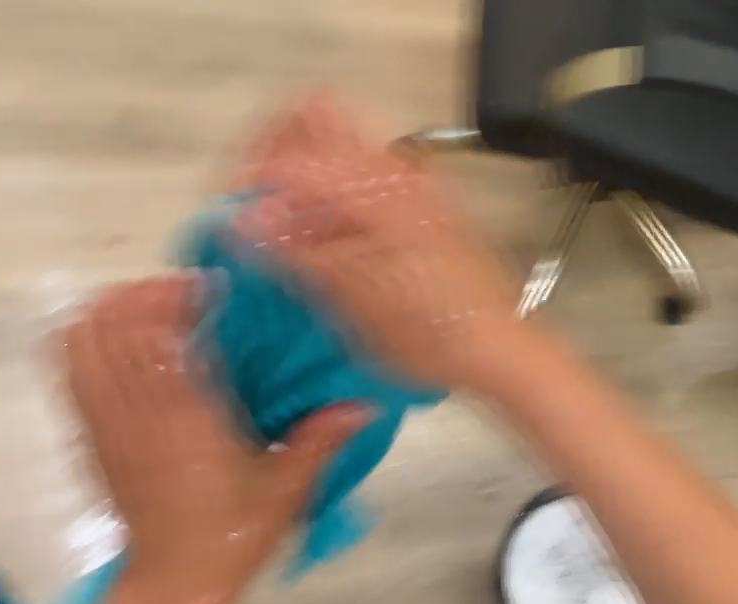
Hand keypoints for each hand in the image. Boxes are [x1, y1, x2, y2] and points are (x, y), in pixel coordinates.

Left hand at [62, 276, 371, 603]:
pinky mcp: (89, 438)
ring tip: (151, 314)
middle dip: (141, 295)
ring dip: (109, 313)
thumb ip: (321, 440)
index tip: (213, 291)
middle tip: (184, 298)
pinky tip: (124, 344)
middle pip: (109, 324)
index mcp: (186, 420)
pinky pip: (68, 372)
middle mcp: (136, 413)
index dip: (176, 298)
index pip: (159, 334)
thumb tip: (365, 404)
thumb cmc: (236, 534)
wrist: (177, 580)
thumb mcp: (288, 488)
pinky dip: (87, 342)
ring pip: (78, 341)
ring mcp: (104, 425)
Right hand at [229, 93, 539, 395]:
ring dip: (308, 173)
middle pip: (314, 117)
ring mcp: (419, 185)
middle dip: (275, 152)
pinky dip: (342, 194)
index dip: (247, 177)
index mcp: (373, 192)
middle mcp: (396, 173)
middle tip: (260, 204)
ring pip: (345, 143)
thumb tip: (245, 220)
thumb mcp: (358, 306)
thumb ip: (299, 254)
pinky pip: (375, 176)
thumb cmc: (437, 338)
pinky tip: (337, 243)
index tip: (233, 216)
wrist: (504, 351)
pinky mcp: (433, 207)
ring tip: (296, 232)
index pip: (285, 148)